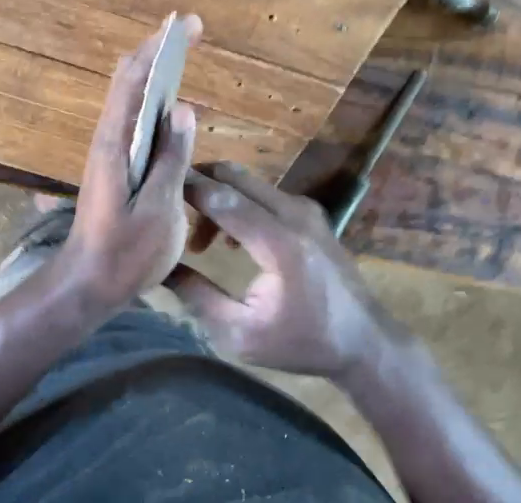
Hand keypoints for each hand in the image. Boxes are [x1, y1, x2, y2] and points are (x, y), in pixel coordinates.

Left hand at [52, 17, 202, 316]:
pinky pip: (135, 116)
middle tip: (190, 31)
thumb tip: (185, 108)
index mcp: (115, 143)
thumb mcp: (158, 211)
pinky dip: (153, 96)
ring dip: (155, 69)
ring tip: (183, 54)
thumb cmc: (124, 254)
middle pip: (129, 78)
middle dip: (158, 49)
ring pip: (130, 95)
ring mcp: (110, 149)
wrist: (87, 284)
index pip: (134, 80)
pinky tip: (171, 102)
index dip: (159, 47)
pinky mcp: (115, 163)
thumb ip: (172, 159)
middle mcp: (108, 137)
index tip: (186, 25)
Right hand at [168, 162, 394, 380]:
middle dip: (199, 185)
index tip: (157, 190)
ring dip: (219, 197)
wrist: (363, 340)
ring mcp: (305, 209)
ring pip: (249, 182)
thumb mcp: (241, 334)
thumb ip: (199, 297)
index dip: (188, 189)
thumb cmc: (301, 343)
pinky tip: (229, 239)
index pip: (224, 199)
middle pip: (235, 177)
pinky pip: (264, 192)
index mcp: (279, 244)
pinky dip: (239, 202)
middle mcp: (294, 214)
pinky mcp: (310, 212)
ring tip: (199, 238)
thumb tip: (160, 268)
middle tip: (170, 208)